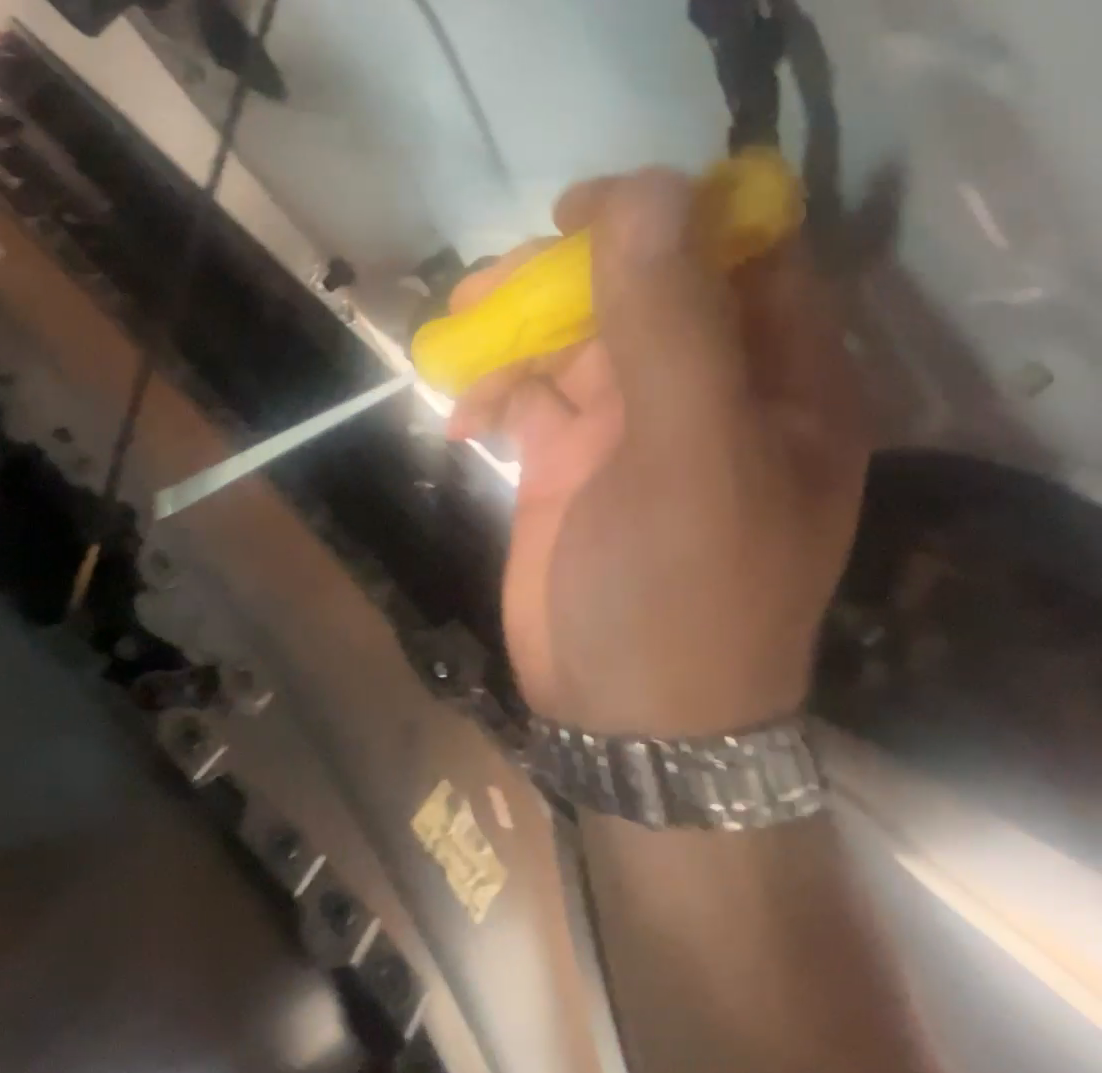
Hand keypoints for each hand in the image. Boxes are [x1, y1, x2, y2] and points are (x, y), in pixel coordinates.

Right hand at [450, 169, 868, 736]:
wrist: (627, 714)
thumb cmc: (678, 592)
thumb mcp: (685, 456)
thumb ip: (670, 327)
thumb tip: (640, 195)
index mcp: (780, 376)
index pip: (737, 252)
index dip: (662, 217)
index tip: (574, 215)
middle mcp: (712, 390)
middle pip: (639, 289)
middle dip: (561, 279)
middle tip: (487, 292)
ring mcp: (634, 429)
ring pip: (574, 340)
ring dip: (512, 333)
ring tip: (455, 344)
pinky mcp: (570, 466)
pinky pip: (529, 398)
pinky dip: (490, 395)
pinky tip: (458, 420)